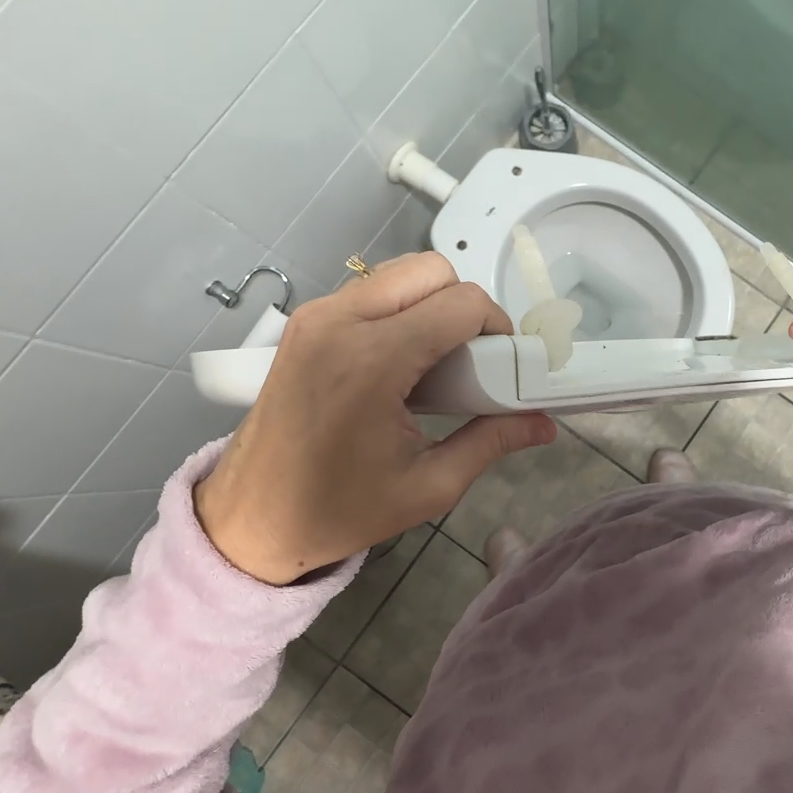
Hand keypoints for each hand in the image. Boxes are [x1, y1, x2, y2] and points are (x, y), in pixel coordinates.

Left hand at [195, 253, 556, 583]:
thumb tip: (544, 424)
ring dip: (431, 305)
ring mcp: (316, 316)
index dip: (497, 329)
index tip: (501, 367)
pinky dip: (400, 311)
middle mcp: (340, 321)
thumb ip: (492, 443)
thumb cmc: (338, 512)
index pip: (462, 304)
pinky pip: (371, 292)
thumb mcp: (428, 486)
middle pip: (432, 270)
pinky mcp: (305, 323)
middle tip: (470, 362)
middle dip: (465, 308)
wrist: (248, 522)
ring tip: (433, 365)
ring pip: (400, 274)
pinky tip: (399, 364)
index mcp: (371, 360)